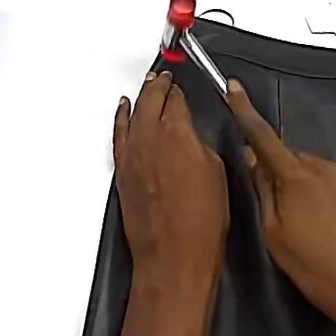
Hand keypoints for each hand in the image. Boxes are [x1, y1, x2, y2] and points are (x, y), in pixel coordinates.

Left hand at [108, 73, 226, 335]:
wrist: (173, 258)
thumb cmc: (200, 223)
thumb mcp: (217, 173)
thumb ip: (201, 145)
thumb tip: (192, 138)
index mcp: (178, 132)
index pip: (177, 99)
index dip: (180, 91)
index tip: (182, 86)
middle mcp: (150, 135)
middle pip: (152, 98)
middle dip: (160, 85)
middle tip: (165, 78)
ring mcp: (132, 151)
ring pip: (134, 111)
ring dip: (142, 95)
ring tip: (148, 85)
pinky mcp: (122, 168)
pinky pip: (119, 131)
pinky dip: (121, 116)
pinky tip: (124, 107)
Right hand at [228, 80, 335, 335]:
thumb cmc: (320, 269)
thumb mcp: (277, 236)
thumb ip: (264, 192)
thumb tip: (255, 161)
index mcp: (297, 174)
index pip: (263, 135)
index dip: (245, 110)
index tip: (234, 86)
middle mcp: (324, 168)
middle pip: (291, 159)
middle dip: (280, 174)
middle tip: (277, 211)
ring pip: (315, 176)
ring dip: (306, 191)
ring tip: (310, 234)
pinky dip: (329, 205)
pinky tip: (335, 238)